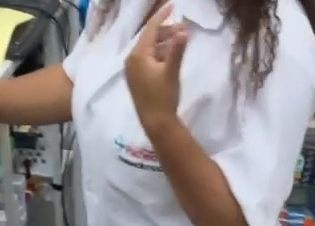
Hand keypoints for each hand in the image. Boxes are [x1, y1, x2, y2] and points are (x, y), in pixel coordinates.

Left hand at [126, 4, 188, 128]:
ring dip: (164, 44)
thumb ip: (177, 50)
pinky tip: (169, 56)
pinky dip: (159, 55)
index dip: (162, 16)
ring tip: (179, 42)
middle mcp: (131, 61)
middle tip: (182, 29)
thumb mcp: (171, 72)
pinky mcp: (136, 81)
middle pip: (149, 39)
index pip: (150, 29)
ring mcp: (133, 72)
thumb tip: (183, 30)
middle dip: (166, 32)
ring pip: (149, 50)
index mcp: (138, 56)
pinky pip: (147, 61)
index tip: (172, 5)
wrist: (156, 125)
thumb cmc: (163, 98)